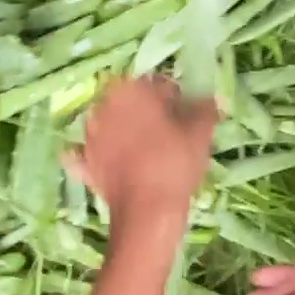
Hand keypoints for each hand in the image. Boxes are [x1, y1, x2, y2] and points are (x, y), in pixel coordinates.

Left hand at [66, 76, 216, 266]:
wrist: (147, 212)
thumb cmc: (174, 163)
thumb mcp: (199, 132)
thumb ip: (204, 108)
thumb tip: (210, 98)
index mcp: (128, 90)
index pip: (154, 82)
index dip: (172, 95)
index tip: (184, 110)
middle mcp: (102, 107)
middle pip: (127, 101)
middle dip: (145, 110)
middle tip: (168, 128)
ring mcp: (89, 137)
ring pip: (107, 123)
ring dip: (121, 128)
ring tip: (146, 147)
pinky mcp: (84, 164)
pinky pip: (86, 153)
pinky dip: (95, 154)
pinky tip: (109, 160)